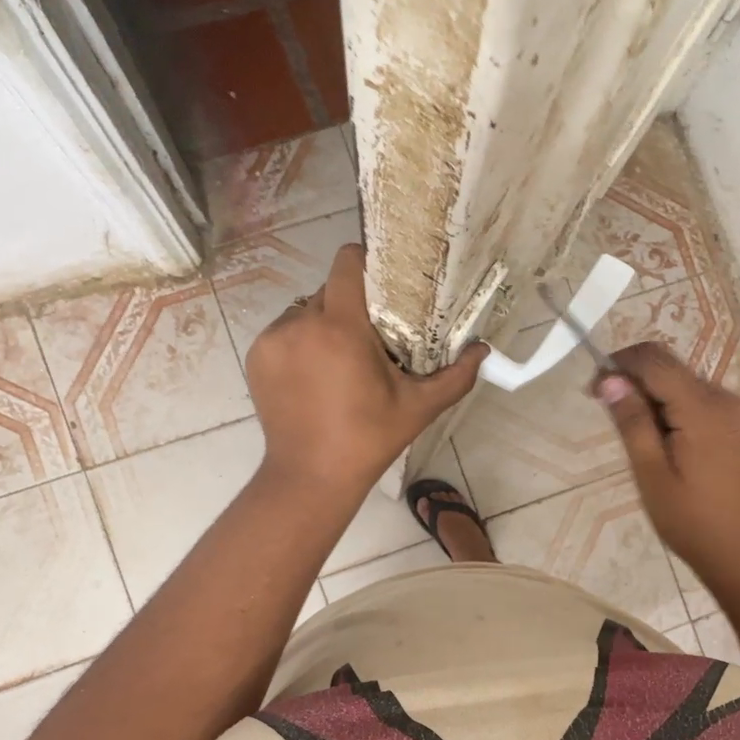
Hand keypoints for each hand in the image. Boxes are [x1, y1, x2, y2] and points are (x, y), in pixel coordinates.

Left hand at [245, 245, 487, 490]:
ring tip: (339, 361)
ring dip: (323, 326)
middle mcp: (301, 323)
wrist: (311, 476)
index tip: (384, 281)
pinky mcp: (256, 357)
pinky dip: (299, 345)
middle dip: (350, 306)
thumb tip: (483, 350)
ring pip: (304, 312)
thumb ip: (455, 376)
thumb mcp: (417, 408)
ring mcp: (273, 340)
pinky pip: (283, 333)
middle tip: (370, 337)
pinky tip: (314, 375)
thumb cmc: (368, 440)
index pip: (347, 264)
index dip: (367, 264)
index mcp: (340, 328)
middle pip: (329, 290)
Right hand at [594, 343, 739, 577]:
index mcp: (703, 407)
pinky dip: (680, 414)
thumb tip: (610, 379)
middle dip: (637, 384)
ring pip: (688, 387)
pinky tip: (670, 450)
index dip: (619, 364)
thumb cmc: (693, 521)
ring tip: (641, 444)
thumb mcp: (651, 474)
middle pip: (673, 370)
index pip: (654, 359)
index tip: (594, 391)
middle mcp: (727, 399)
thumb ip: (632, 422)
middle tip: (612, 420)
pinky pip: (706, 406)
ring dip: (658, 402)